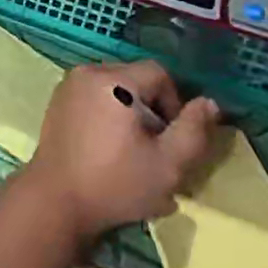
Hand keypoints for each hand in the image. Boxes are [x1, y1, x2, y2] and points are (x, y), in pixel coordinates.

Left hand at [19, 62, 220, 239]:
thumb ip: (193, 130)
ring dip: (130, 109)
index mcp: (114, 80)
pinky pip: (94, 92)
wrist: (58, 197)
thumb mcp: (168, 164)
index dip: (174, 102)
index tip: (170, 136)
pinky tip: (107, 143)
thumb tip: (209, 102)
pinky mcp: (58, 97)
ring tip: (130, 147)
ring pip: (115, 85)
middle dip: (152, 106)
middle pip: (135, 77)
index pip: (158, 72)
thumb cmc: (116, 182)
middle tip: (152, 145)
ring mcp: (69, 82)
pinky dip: (108, 109)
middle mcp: (88, 70)